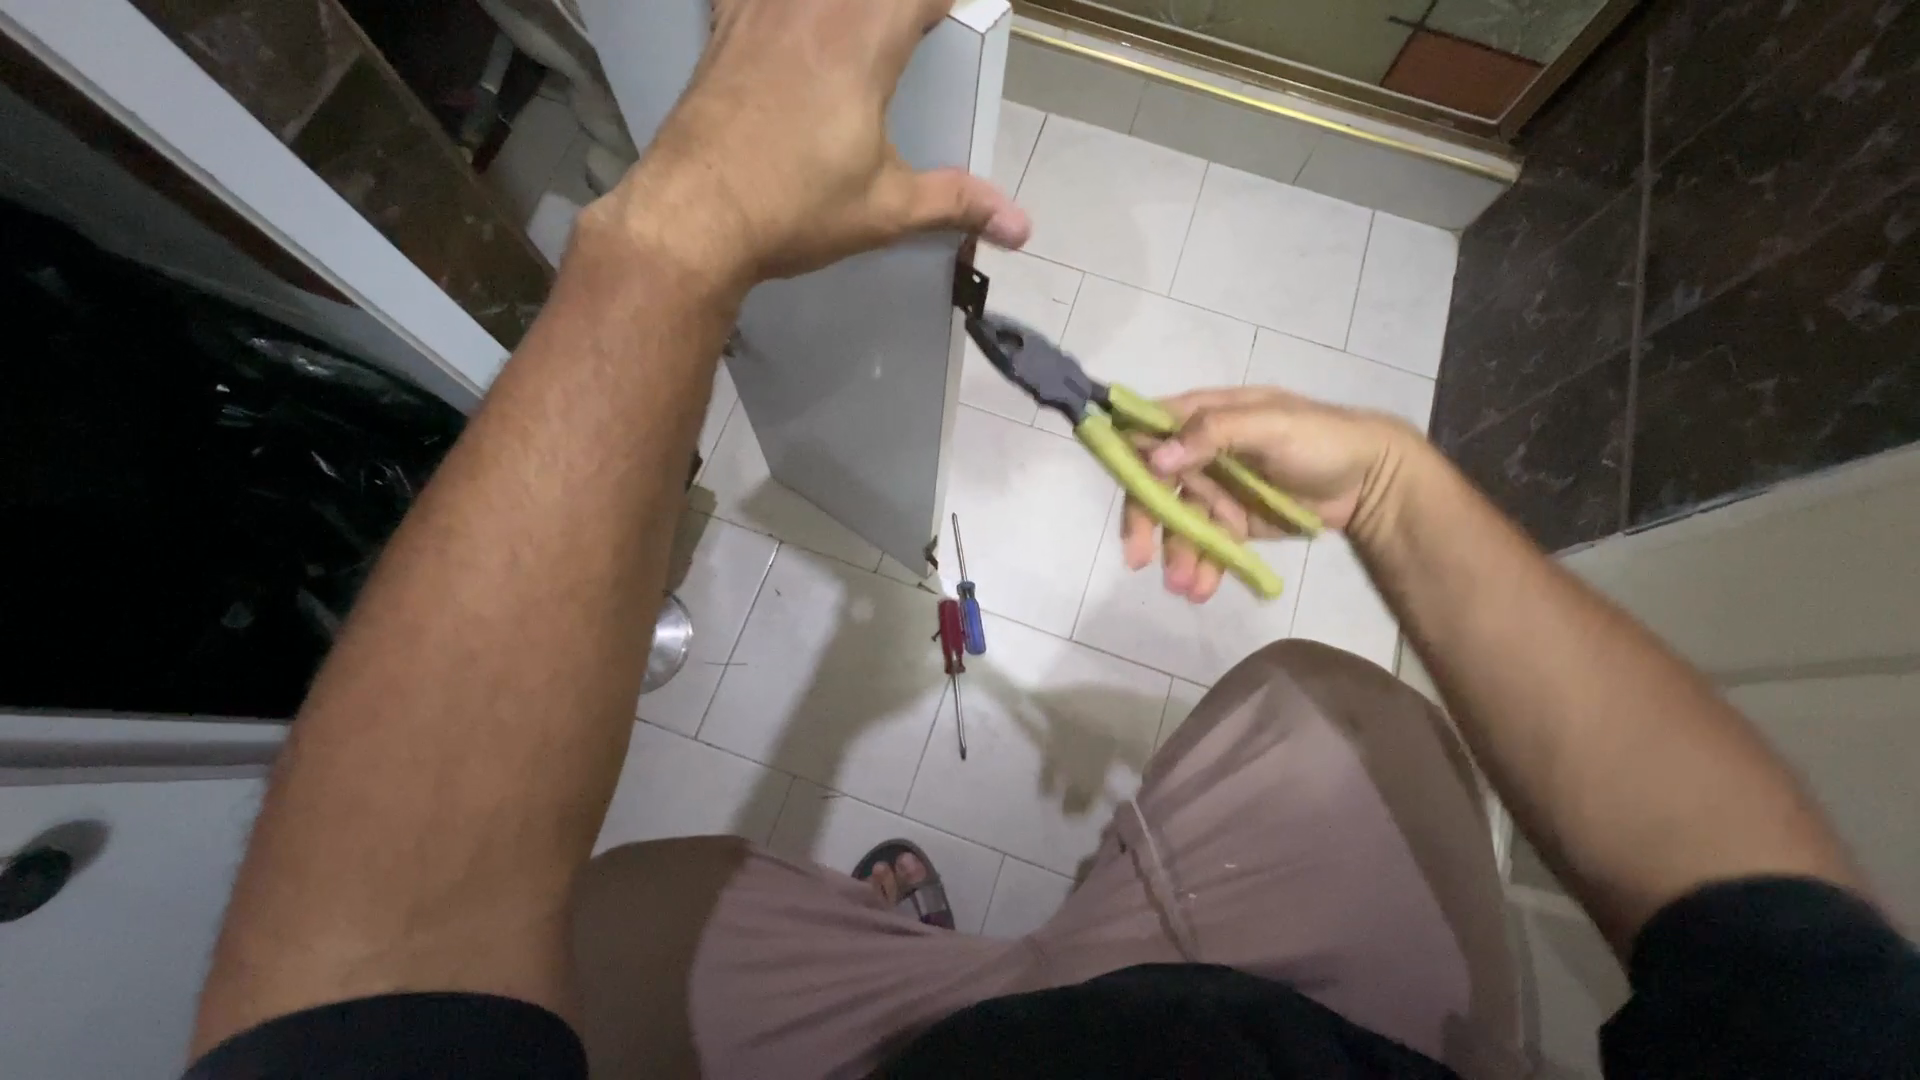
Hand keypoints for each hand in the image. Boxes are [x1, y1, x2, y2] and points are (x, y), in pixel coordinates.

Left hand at [589, 0, 1030, 291]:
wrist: (695, 216)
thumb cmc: (797, 209)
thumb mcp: (887, 210)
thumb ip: (957, 204)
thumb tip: (1022, 227)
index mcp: (864, 36)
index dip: (948, 2)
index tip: (957, 20)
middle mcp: (813, 3)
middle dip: (901, 6)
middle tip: (914, 27)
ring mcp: (761, 6)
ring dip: (845, 6)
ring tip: (855, 26)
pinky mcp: (723, 25)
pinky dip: (781, 4)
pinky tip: (785, 19)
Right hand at [1122, 387, 1423, 601]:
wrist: (1373, 483)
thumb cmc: (1323, 439)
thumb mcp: (1272, 425)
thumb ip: (1214, 433)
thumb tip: (1156, 458)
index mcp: (1204, 416)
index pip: (1149, 430)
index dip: (1130, 456)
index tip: (1123, 488)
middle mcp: (1200, 451)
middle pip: (1154, 484)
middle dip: (1146, 522)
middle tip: (1138, 558)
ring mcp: (1215, 488)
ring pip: (1179, 521)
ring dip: (1176, 553)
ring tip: (1185, 587)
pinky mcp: (1231, 521)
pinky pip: (1205, 543)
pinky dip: (1201, 566)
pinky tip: (1202, 589)